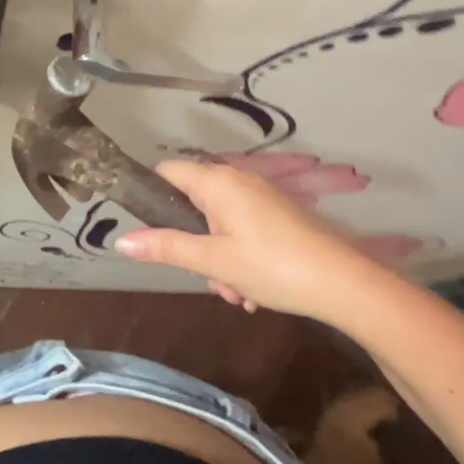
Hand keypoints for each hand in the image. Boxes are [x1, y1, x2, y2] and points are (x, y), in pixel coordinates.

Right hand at [112, 159, 398, 319]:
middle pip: (192, 204)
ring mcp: (260, 197)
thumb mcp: (212, 260)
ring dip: (217, 259)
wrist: (342, 282)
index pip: (167, 171)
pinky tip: (252, 291)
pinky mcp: (278, 215)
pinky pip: (241, 230)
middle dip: (192, 244)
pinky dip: (239, 258)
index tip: (150, 232)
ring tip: (235, 292)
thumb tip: (120, 241)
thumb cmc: (272, 266)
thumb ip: (166, 247)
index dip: (151, 196)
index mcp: (217, 182)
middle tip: (207, 277)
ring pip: (217, 224)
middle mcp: (237, 180)